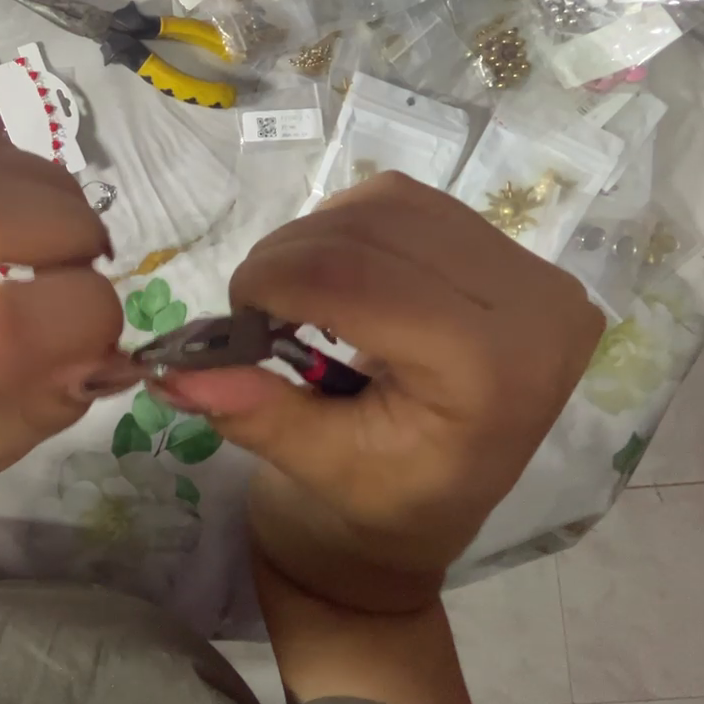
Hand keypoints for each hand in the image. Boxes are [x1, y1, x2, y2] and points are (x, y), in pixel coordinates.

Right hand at [153, 172, 603, 611]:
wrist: (424, 503)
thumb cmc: (377, 502)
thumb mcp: (313, 464)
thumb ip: (250, 409)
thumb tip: (169, 370)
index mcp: (497, 371)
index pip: (360, 281)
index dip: (273, 282)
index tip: (232, 318)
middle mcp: (535, 306)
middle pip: (368, 231)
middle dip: (283, 260)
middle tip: (252, 312)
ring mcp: (526, 270)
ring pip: (380, 204)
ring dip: (309, 238)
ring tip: (290, 294)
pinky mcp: (500, 250)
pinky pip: (396, 200)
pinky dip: (340, 224)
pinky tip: (332, 275)